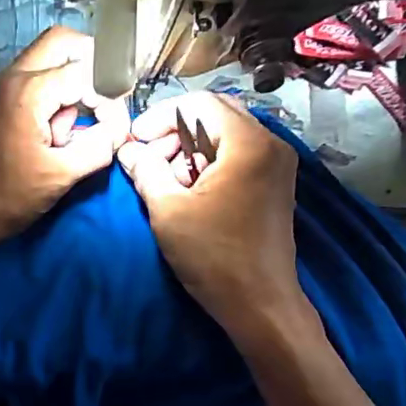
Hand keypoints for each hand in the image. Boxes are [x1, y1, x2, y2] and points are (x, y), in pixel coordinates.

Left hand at [0, 27, 127, 267]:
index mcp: (26, 92)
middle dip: (90, 66)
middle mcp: (7, 81)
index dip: (110, 96)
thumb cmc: (0, 201)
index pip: (86, 70)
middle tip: (104, 103)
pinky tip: (46, 141)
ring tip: (64, 136)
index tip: (116, 125)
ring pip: (42, 65)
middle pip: (60, 44)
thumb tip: (116, 130)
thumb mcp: (60, 177)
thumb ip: (99, 147)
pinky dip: (45, 101)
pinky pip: (25, 88)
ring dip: (66, 87)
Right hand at [117, 92, 303, 329]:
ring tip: (163, 179)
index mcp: (248, 145)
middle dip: (174, 131)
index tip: (134, 141)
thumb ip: (146, 170)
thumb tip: (129, 149)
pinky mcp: (273, 184)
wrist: (258, 301)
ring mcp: (276, 165)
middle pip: (216, 114)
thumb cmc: (211, 255)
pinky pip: (236, 155)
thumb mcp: (167, 210)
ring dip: (189, 148)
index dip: (160, 116)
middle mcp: (270, 145)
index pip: (200, 103)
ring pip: (225, 135)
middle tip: (146, 159)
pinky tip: (187, 190)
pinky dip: (207, 162)